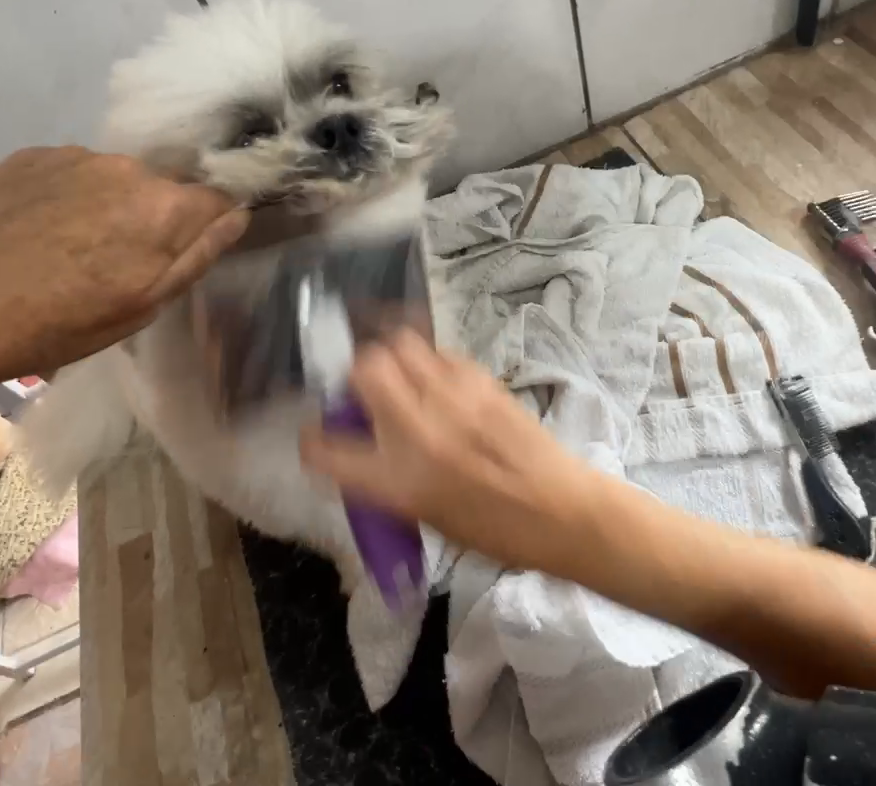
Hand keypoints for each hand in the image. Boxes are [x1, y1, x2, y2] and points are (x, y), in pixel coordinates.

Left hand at [0, 146, 247, 400]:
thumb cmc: (50, 325)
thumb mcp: (139, 307)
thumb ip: (197, 256)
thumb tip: (235, 216)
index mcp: (163, 205)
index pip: (219, 200)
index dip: (210, 228)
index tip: (184, 258)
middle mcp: (124, 167)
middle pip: (167, 188)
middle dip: (158, 220)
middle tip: (121, 268)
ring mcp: (71, 157)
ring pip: (118, 180)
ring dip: (113, 208)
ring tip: (71, 255)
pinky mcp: (25, 158)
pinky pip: (73, 175)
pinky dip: (71, 198)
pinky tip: (39, 236)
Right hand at [300, 330, 604, 571]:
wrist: (563, 511)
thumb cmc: (495, 531)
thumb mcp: (426, 518)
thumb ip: (386, 479)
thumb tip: (365, 446)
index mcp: (397, 482)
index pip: (326, 450)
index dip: (312, 441)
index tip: (316, 437)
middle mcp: (419, 432)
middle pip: (364, 368)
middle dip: (356, 374)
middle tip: (366, 392)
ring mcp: (452, 398)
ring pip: (401, 344)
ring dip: (391, 357)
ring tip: (401, 377)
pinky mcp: (481, 380)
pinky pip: (439, 352)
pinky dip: (429, 361)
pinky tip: (438, 381)